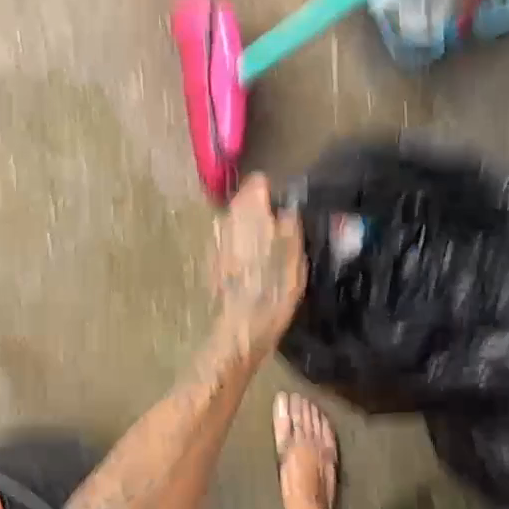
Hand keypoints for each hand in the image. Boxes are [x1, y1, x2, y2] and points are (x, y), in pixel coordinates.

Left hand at [211, 175, 306, 352]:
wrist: (241, 327)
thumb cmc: (274, 289)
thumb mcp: (296, 253)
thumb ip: (292, 222)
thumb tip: (288, 207)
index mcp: (248, 209)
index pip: (259, 181)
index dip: (275, 193)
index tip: (288, 210)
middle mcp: (226, 218)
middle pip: (246, 203)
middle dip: (263, 213)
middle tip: (283, 234)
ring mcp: (215, 240)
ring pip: (238, 224)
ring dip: (252, 232)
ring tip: (270, 255)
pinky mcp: (212, 261)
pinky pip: (231, 245)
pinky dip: (242, 250)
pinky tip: (255, 270)